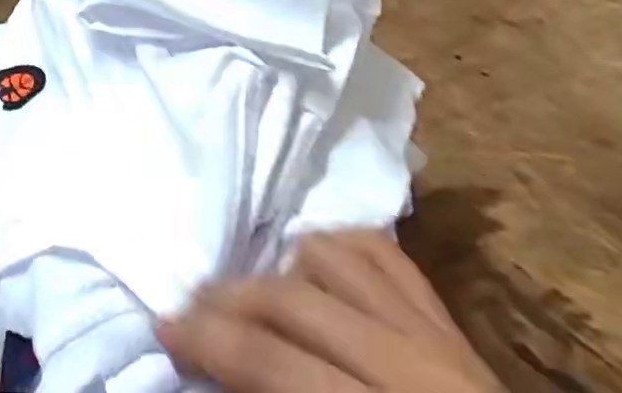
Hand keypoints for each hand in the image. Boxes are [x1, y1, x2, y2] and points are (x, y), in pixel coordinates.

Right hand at [157, 231, 502, 392]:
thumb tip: (211, 372)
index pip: (267, 359)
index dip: (204, 342)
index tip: (163, 331)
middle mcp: (414, 369)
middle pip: (290, 299)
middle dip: (224, 301)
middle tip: (190, 311)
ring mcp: (443, 341)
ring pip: (333, 259)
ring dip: (280, 270)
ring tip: (256, 296)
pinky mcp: (457, 328)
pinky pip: (385, 256)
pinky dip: (337, 249)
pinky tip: (310, 266)